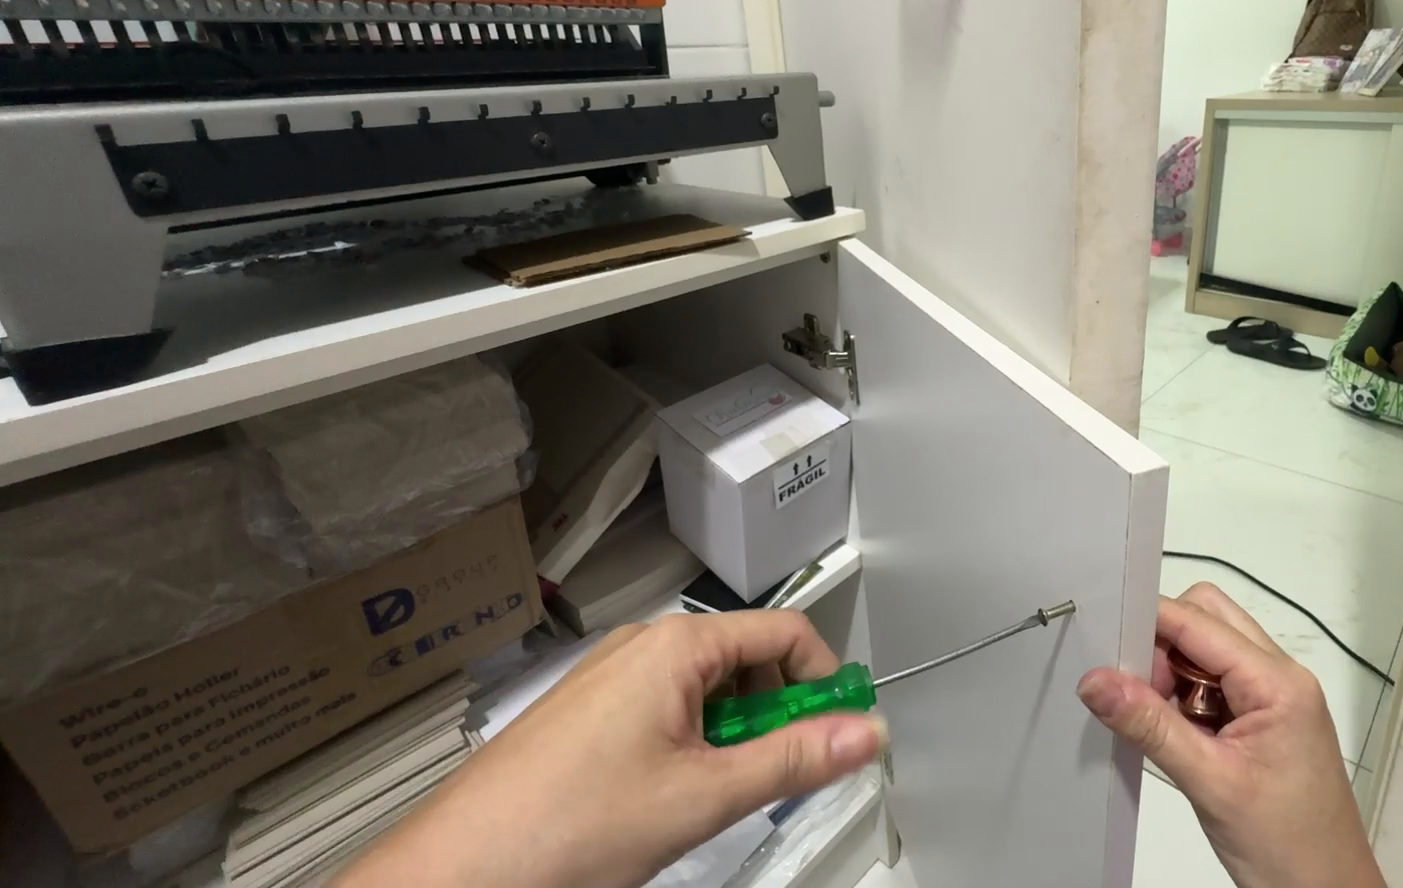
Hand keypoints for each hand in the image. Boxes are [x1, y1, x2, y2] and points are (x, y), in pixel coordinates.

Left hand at [337, 611, 888, 887]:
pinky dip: (693, 737)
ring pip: (707, 684)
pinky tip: (671, 791)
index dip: (823, 679)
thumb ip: (793, 760)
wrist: (442, 881)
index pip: (787, 632)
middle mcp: (646, 642)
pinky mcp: (587, 708)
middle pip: (747, 655)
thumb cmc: (572, 831)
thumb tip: (868, 733)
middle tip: (776, 773)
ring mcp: (611, 673)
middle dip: (775, 708)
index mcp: (679, 644)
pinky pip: (666, 703)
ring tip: (717, 791)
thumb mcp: (702, 797)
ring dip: (734, 729)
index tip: (838, 733)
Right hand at [1077, 584, 1383, 887]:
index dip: (1149, 622)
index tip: (1105, 641)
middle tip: (1143, 691)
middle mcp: (1280, 674)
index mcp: (1277, 681)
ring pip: (1209, 645)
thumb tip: (1093, 680)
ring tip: (1163, 721)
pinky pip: (1215, 677)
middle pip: (1207, 617)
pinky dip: (1186, 691)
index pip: (1199, 620)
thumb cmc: (1284, 847)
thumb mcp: (1210, 783)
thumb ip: (1150, 725)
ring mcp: (1275, 694)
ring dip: (1175, 669)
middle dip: (1164, 641)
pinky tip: (1179, 730)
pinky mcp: (1265, 715)